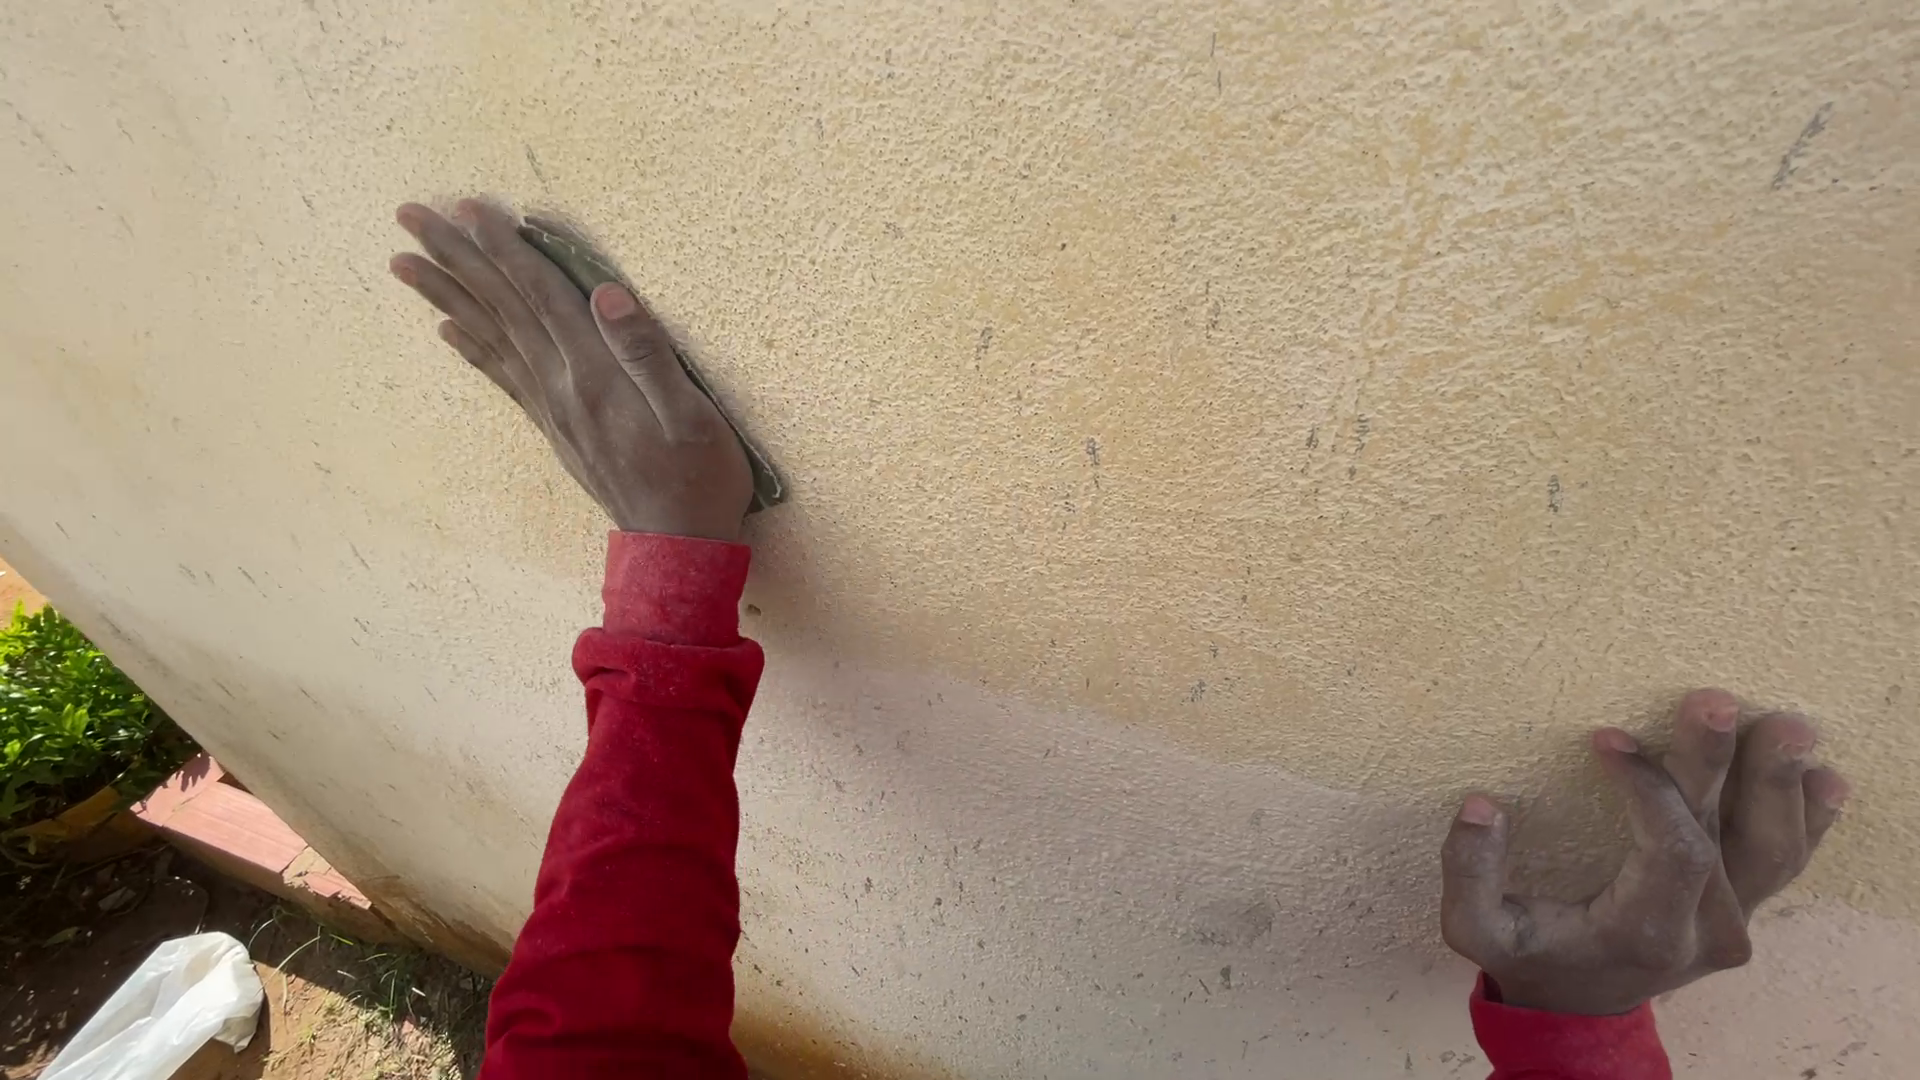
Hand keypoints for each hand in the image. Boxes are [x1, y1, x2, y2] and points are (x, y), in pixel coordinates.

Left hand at [389, 199, 751, 540]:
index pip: (545, 300)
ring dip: (450, 297)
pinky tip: (450, 332)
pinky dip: (475, 350)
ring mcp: (556, 412)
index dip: (509, 253)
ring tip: (404, 264)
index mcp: (598, 377)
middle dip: (459, 260)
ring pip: (494, 341)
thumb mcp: (693, 416)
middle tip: (410, 216)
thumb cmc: (700, 478)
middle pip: (505, 312)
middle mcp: (565, 388)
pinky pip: (505, 381)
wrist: (677, 544)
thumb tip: (608, 294)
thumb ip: (650, 355)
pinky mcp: (558, 432)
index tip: (470, 209)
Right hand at [1440, 689, 1849, 1015]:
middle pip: (1728, 837)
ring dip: (1780, 784)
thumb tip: (1482, 805)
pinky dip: (1809, 819)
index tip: (1606, 737)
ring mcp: (1731, 923)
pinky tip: (1826, 781)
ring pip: (1773, 849)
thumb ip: (1468, 870)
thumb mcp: (1472, 926)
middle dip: (1723, 764)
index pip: (1671, 851)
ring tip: (1791, 727)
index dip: (1647, 790)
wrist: (1573, 1010)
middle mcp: (1706, 930)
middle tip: (1720, 702)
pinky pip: (1782, 863)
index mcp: (1643, 930)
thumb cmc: (1522, 958)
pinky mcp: (1736, 911)